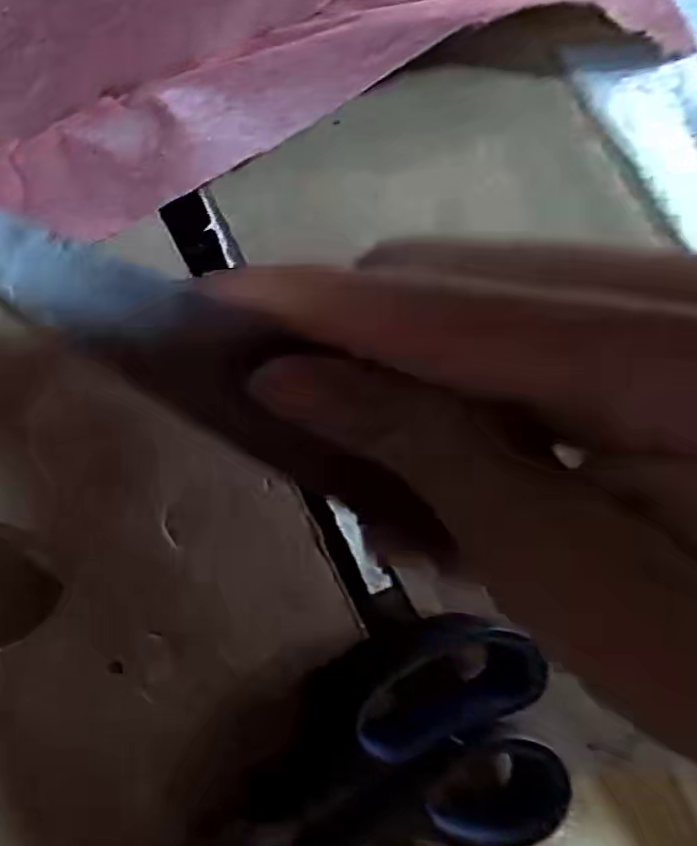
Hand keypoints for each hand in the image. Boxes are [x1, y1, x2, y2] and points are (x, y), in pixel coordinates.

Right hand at [203, 241, 696, 756]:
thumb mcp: (565, 574)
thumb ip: (420, 451)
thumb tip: (279, 378)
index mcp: (686, 361)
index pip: (432, 306)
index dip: (300, 299)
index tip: (198, 298)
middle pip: (450, 271)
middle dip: (345, 331)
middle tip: (291, 410)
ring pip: (487, 286)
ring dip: (398, 354)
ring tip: (383, 451)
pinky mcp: (695, 334)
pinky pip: (542, 314)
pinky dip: (468, 366)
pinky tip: (469, 446)